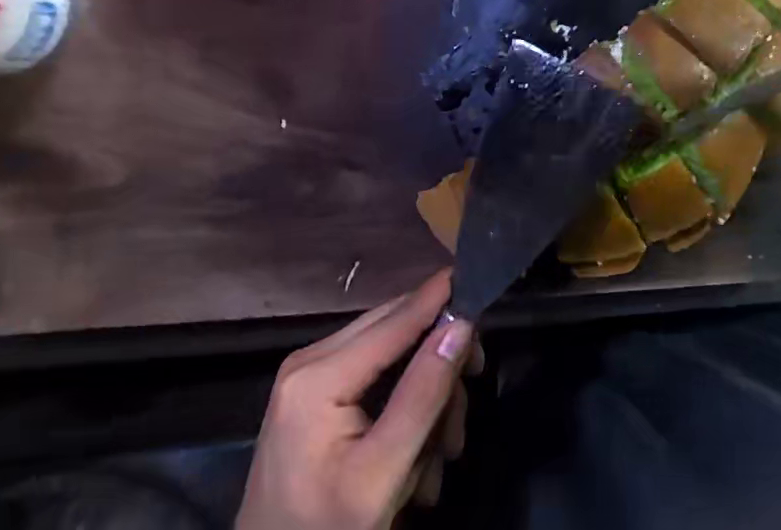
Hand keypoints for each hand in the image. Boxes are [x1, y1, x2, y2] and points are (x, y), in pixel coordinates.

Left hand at [237, 270, 479, 529]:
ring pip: (388, 356)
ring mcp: (308, 375)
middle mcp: (310, 359)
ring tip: (436, 460)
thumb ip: (422, 398)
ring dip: (423, 400)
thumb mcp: (382, 475)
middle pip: (392, 332)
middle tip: (461, 421)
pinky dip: (401, 408)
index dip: (435, 299)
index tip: (472, 276)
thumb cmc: (326, 527)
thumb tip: (460, 327)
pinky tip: (414, 458)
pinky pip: (372, 379)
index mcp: (318, 374)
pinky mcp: (313, 394)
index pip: (392, 321)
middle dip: (436, 369)